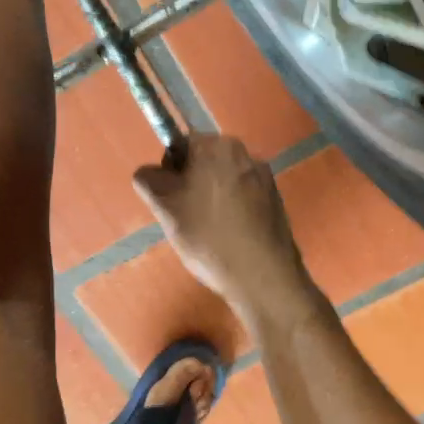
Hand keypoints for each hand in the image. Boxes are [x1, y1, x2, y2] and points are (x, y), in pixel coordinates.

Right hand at [133, 135, 318, 322]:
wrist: (263, 279)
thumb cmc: (208, 236)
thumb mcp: (162, 206)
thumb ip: (147, 178)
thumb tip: (151, 173)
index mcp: (216, 146)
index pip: (179, 144)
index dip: (169, 172)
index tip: (172, 200)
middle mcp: (245, 153)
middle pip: (203, 161)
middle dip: (190, 183)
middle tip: (186, 217)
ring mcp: (264, 177)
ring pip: (222, 180)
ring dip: (211, 197)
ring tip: (210, 231)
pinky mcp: (276, 200)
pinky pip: (242, 196)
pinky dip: (232, 210)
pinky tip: (230, 236)